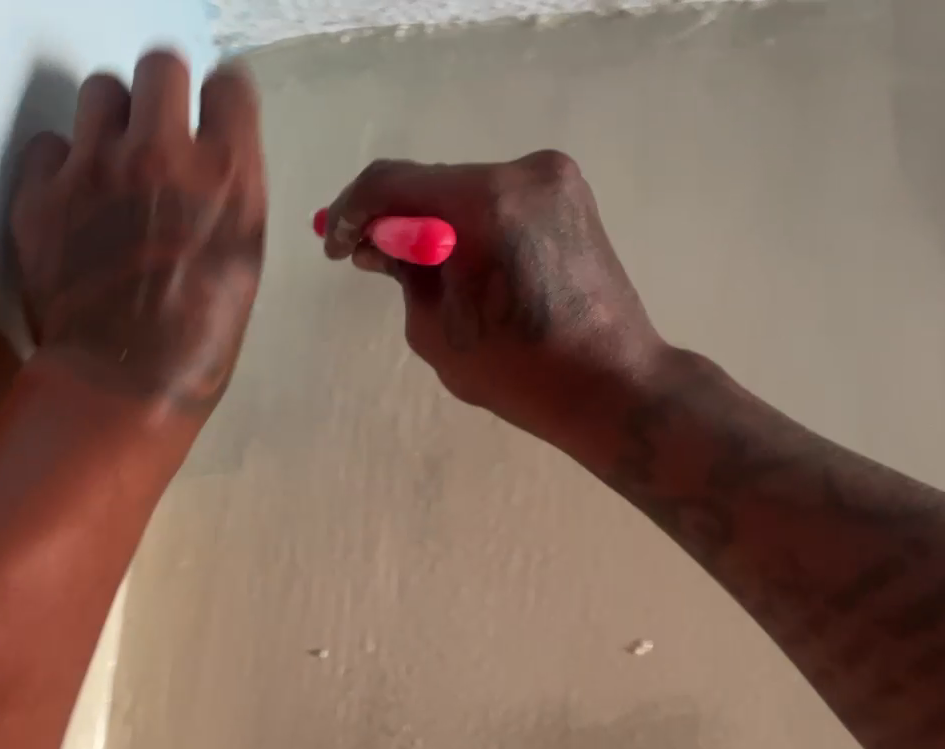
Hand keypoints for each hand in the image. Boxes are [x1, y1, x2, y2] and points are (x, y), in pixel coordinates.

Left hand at [11, 52, 266, 418]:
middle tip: (154, 138)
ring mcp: (95, 168)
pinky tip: (70, 203)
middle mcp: (163, 151)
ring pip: (100, 91)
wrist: (123, 385)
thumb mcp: (241, 262)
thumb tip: (206, 164)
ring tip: (109, 169)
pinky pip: (48, 144)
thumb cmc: (200, 342)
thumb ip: (227, 196)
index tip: (207, 128)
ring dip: (110, 123)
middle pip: (160, 64)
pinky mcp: (41, 193)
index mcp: (228, 174)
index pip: (229, 84)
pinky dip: (60, 167)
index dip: (218, 106)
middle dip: (161, 95)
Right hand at [322, 152, 664, 432]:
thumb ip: (402, 273)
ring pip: (462, 190)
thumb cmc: (516, 371)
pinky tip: (457, 263)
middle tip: (363, 258)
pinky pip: (496, 200)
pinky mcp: (568, 197)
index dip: (349, 212)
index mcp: (484, 203)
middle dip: (390, 219)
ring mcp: (553, 179)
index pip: (391, 183)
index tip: (334, 248)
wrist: (610, 382)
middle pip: (429, 182)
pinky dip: (466, 224)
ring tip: (412, 270)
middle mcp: (521, 171)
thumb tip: (378, 244)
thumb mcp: (435, 328)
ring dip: (428, 223)